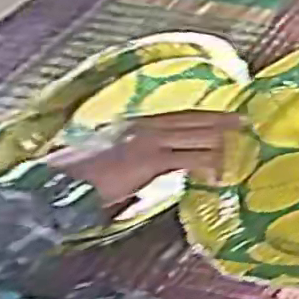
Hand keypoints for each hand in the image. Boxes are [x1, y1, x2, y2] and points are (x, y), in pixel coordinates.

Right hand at [45, 110, 239, 206]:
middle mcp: (144, 127)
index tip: (232, 116)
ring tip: (244, 148)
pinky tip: (221, 174)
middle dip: (224, 122)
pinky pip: (192, 159)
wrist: (50, 182)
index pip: (182, 116)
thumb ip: (140, 156)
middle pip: (196, 121)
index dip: (209, 116)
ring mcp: (149, 141)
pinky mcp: (151, 160)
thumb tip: (161, 165)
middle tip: (248, 123)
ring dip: (224, 143)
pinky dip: (210, 165)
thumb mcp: (113, 156)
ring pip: (199, 137)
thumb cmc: (76, 175)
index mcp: (135, 124)